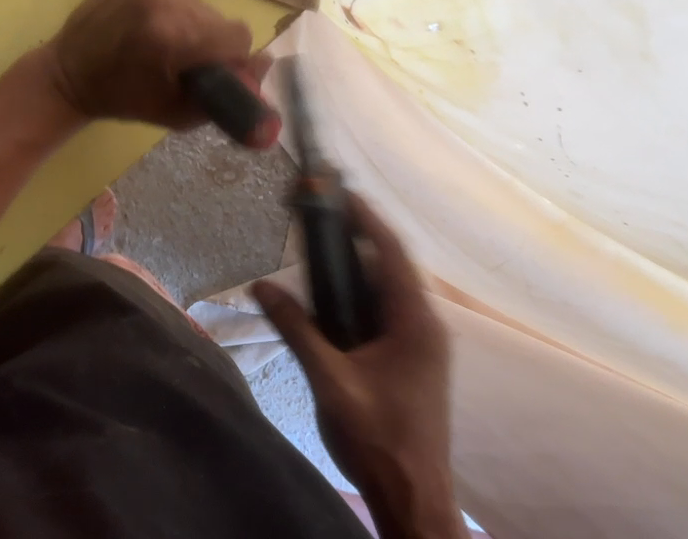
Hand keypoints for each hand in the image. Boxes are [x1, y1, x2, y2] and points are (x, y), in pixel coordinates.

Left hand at [49, 0, 271, 141]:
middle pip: (217, 19)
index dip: (231, 59)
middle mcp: (162, 0)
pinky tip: (146, 28)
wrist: (66, 74)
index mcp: (173, 36)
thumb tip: (269, 65)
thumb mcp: (178, 112)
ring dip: (189, 25)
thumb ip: (229, 95)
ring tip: (159, 45)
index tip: (210, 73)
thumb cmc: (122, 100)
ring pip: (196, 4)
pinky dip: (169, 11)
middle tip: (181, 63)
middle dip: (209, 43)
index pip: (237, 36)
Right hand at [254, 195, 460, 538]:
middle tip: (316, 211)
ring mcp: (422, 344)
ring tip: (318, 241)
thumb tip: (261, 284)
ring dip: (357, 262)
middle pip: (392, 264)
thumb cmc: (377, 436)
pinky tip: (331, 293)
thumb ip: (297, 328)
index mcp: (415, 323)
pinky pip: (387, 308)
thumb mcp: (329, 379)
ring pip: (390, 287)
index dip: (365, 218)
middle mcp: (426, 326)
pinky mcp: (412, 359)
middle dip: (356, 234)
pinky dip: (360, 289)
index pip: (391, 253)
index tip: (336, 190)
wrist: (414, 497)